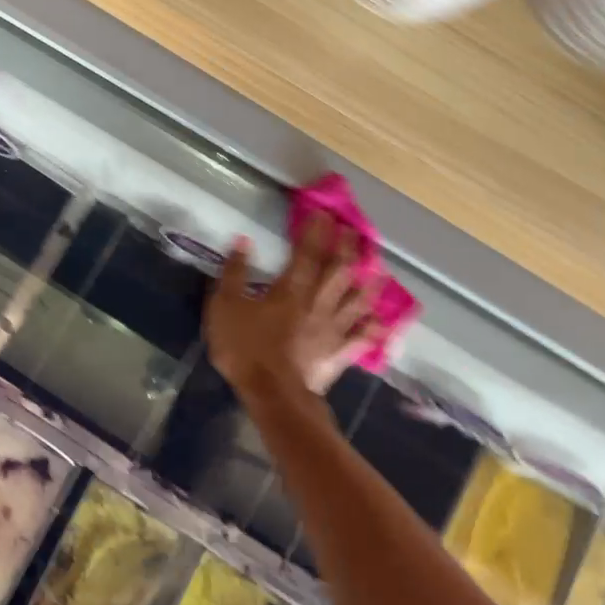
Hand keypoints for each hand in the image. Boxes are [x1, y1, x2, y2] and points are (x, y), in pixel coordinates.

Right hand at [205, 212, 378, 397]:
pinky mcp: (340, 353)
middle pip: (340, 270)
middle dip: (347, 247)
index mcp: (291, 289)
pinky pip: (362, 337)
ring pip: (358, 299)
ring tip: (375, 266)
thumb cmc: (244, 347)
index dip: (315, 230)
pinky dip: (374, 326)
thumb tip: (243, 241)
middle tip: (353, 229)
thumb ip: (233, 273)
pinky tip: (381, 320)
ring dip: (368, 280)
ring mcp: (334, 329)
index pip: (306, 252)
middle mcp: (319, 303)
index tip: (322, 211)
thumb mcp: (223, 306)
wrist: (272, 392)